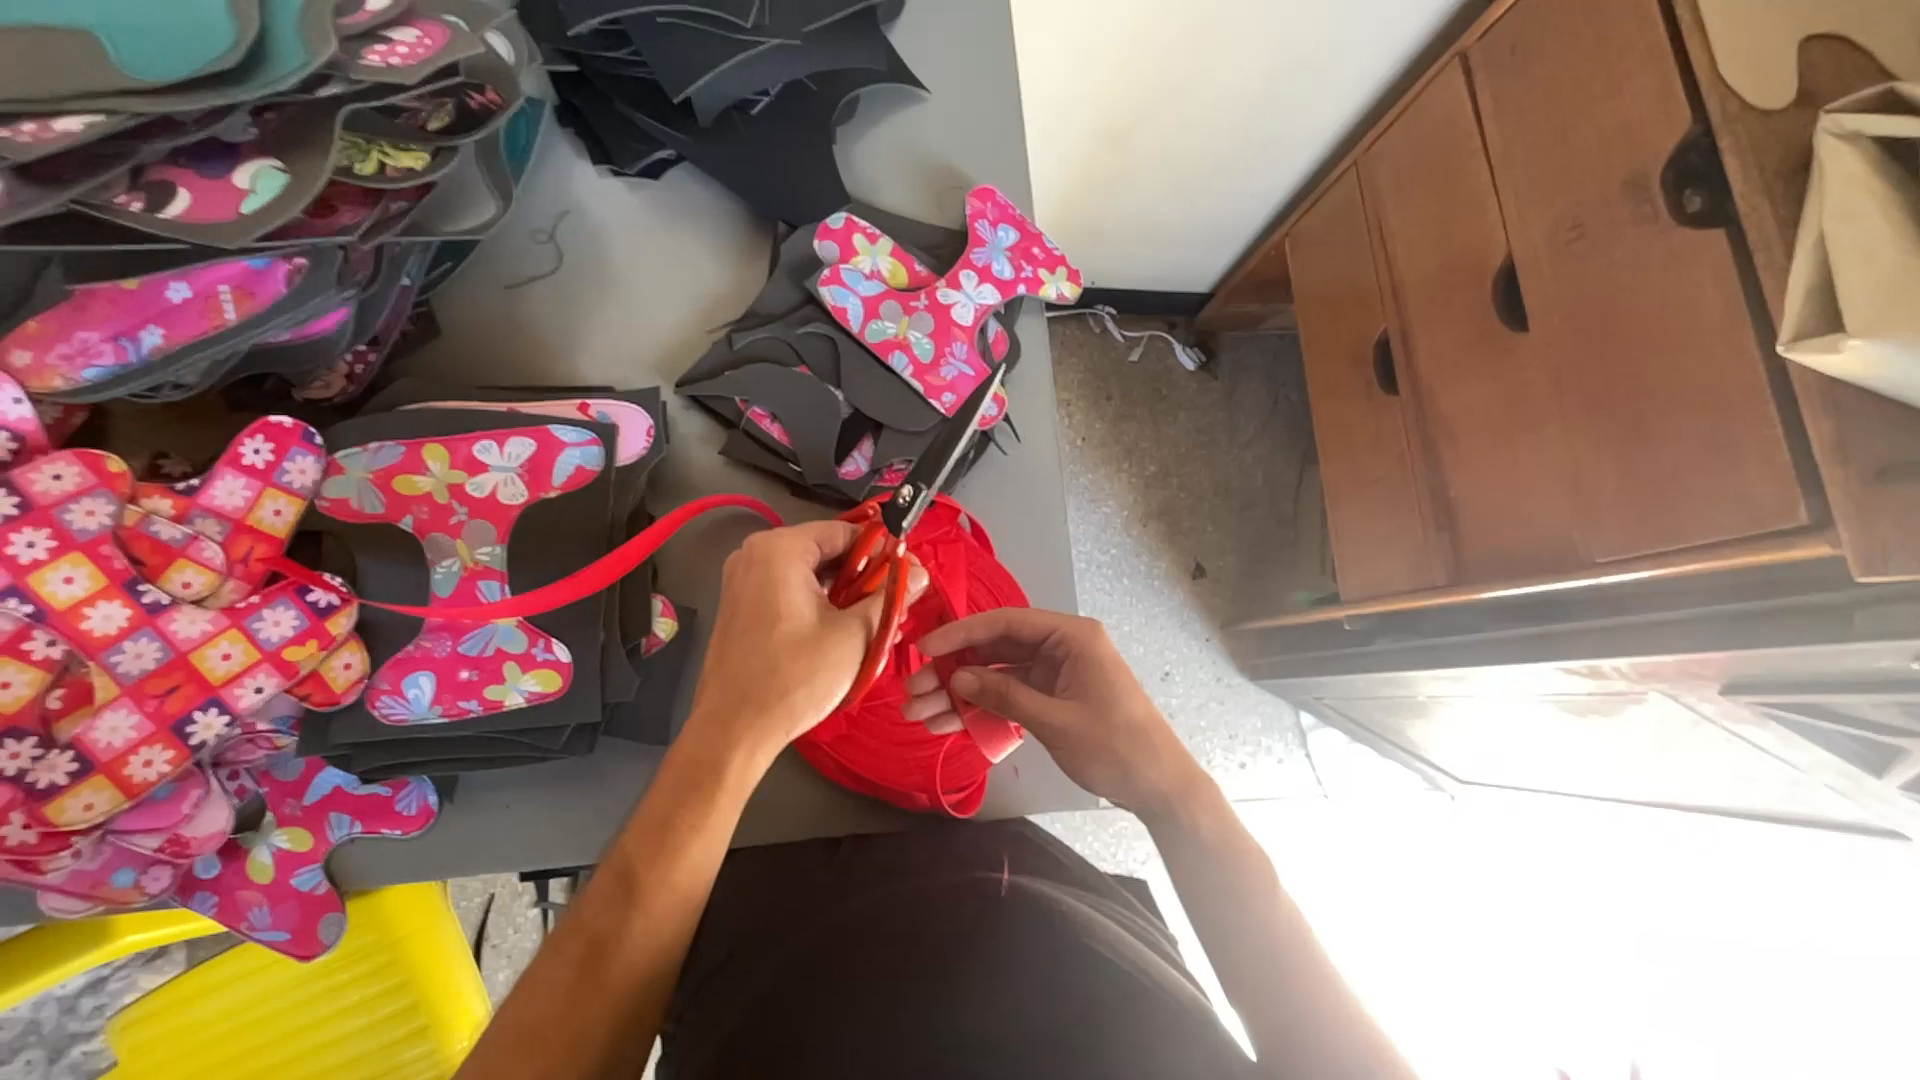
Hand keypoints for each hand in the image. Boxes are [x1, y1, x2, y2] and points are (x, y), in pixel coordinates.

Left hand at [686, 521, 925, 758]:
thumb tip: (919, 574)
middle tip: (897, 607)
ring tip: (877, 625)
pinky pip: (790, 593)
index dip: (883, 552)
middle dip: (865, 578)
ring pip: (810, 576)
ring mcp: (742, 582)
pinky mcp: (741, 609)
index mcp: (779, 549)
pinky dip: (819, 607)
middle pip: (826, 552)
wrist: (733, 731)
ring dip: (845, 596)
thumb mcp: (853, 635)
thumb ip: (888, 597)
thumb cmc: (795, 678)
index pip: (845, 531)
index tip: (910, 576)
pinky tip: (844, 634)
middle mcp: (754, 555)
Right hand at [904, 608, 1210, 817]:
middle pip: (996, 648)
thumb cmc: (1116, 746)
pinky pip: (1010, 694)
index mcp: (1071, 636)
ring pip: (998, 673)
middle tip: (913, 693)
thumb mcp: (1055, 720)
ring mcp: (1057, 672)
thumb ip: (1004, 694)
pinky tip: (949, 723)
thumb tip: (956, 678)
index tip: (923, 650)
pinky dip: (982, 709)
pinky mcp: (1054, 697)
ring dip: (961, 694)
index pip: (1005, 622)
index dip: (960, 634)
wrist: (1160, 786)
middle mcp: (1062, 646)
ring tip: (921, 714)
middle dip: (953, 671)